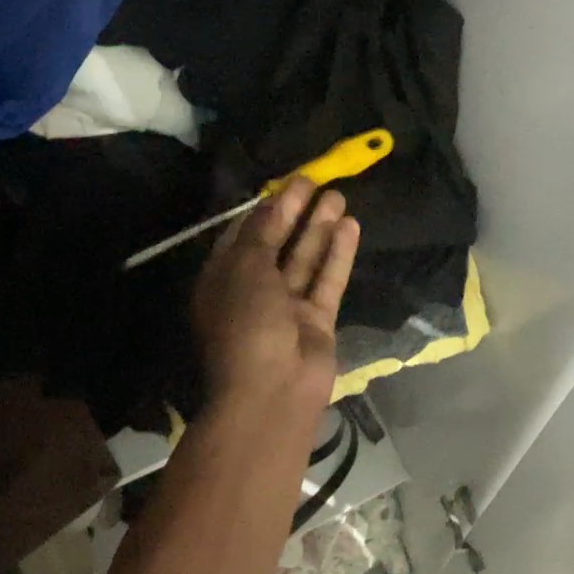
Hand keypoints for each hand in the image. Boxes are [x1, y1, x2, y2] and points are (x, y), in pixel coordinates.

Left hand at [191, 178, 359, 419]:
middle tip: (316, 182)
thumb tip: (272, 201)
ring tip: (338, 196)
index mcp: (222, 280)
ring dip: (319, 229)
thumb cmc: (246, 322)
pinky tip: (351, 226)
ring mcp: (286, 308)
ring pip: (304, 260)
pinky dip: (337, 255)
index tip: (287, 183)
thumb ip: (261, 231)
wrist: (272, 391)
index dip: (264, 208)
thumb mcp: (243, 267)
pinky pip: (326, 281)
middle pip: (276, 244)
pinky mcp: (316, 321)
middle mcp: (252, 292)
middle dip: (294, 213)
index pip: (243, 235)